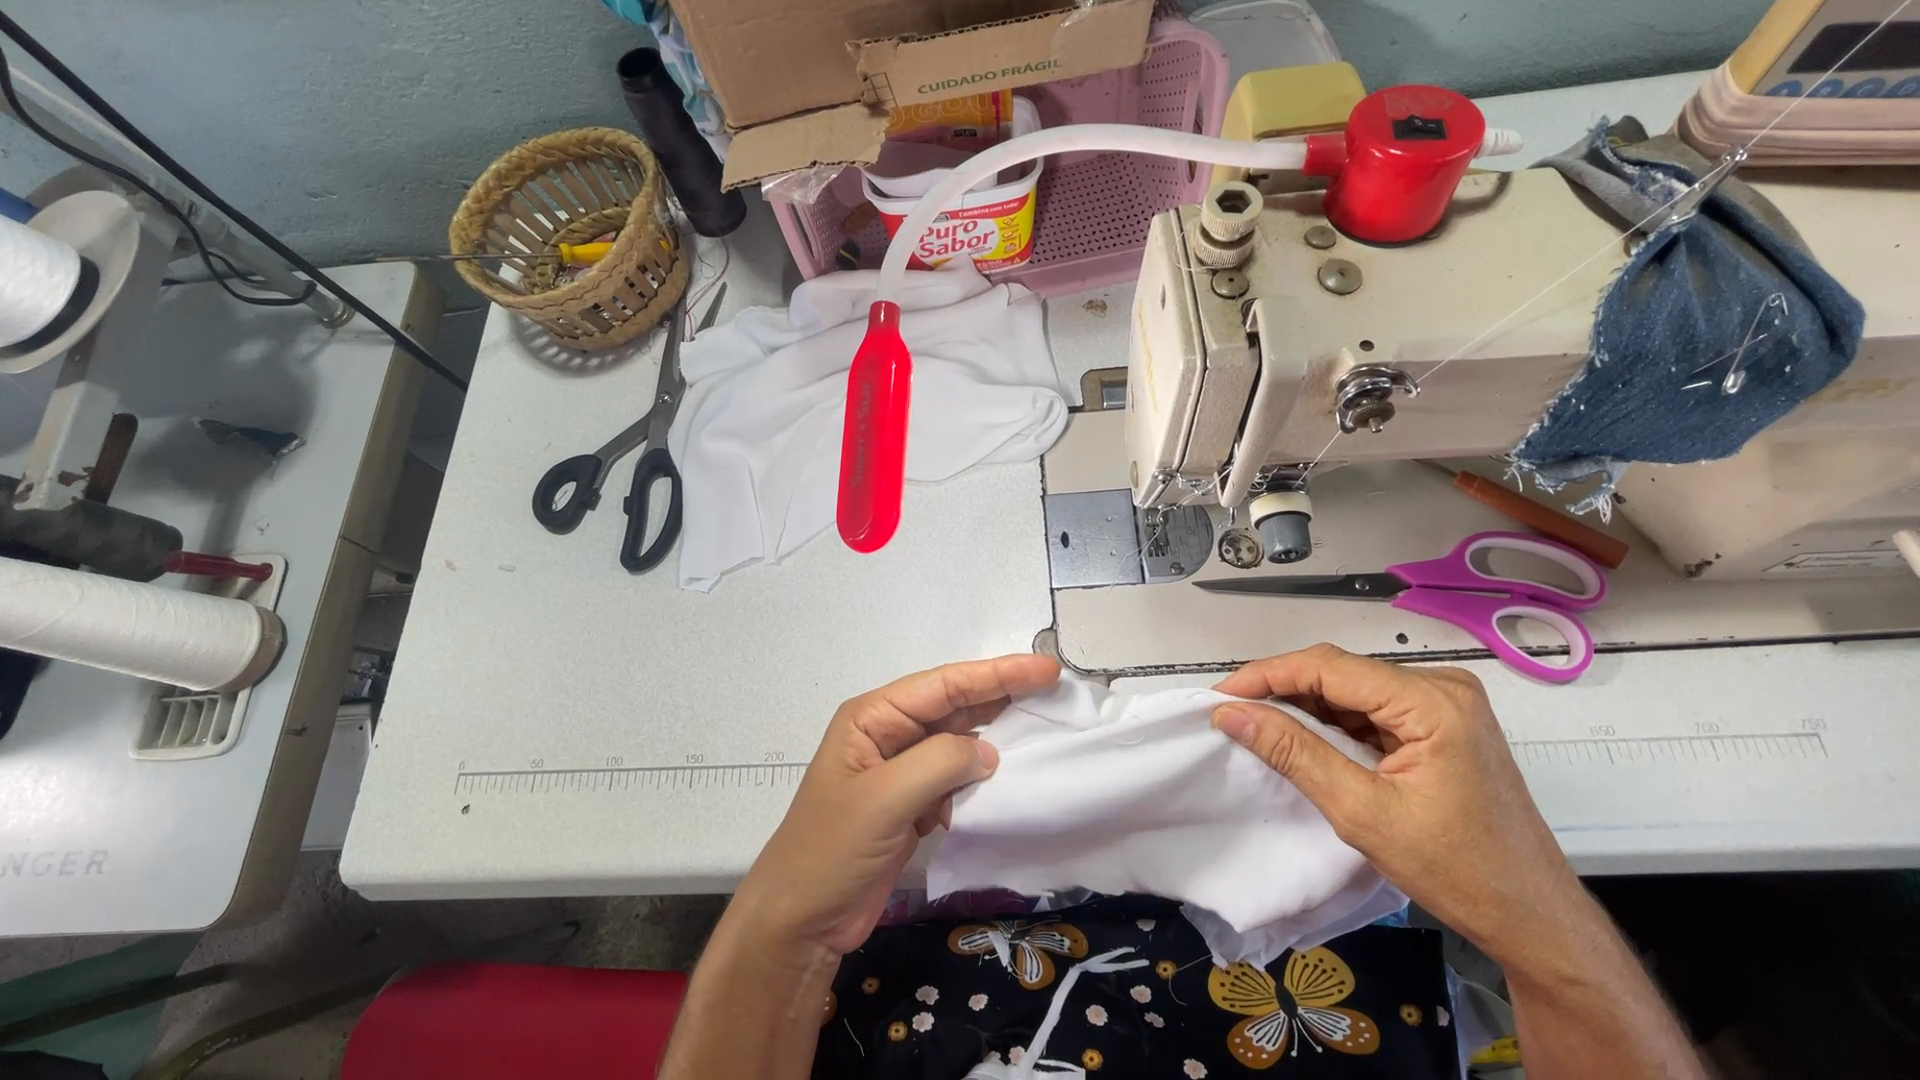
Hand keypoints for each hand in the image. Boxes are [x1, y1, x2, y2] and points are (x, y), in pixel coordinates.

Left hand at [733, 653, 1061, 955]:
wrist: (803, 921)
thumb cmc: (832, 850)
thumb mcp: (885, 798)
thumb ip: (941, 763)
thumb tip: (989, 753)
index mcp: (873, 717)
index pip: (944, 685)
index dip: (997, 674)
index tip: (1047, 670)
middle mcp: (889, 735)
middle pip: (955, 706)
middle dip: (1003, 697)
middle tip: (1056, 690)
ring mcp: (902, 772)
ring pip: (960, 743)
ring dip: (997, 738)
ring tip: (1044, 729)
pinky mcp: (913, 806)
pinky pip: (957, 780)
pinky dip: (983, 779)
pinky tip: (1009, 780)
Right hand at [1209, 644, 1582, 962]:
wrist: (1530, 915)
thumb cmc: (1454, 869)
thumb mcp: (1361, 811)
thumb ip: (1294, 753)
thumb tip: (1233, 714)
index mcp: (1433, 702)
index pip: (1330, 666)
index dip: (1268, 675)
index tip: (1220, 697)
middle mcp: (1443, 688)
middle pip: (1342, 672)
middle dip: (1283, 690)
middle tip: (1232, 714)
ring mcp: (1446, 705)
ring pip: (1354, 689)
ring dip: (1306, 707)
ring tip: (1258, 727)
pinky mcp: (1443, 724)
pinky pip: (1373, 709)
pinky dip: (1334, 722)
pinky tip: (1303, 739)